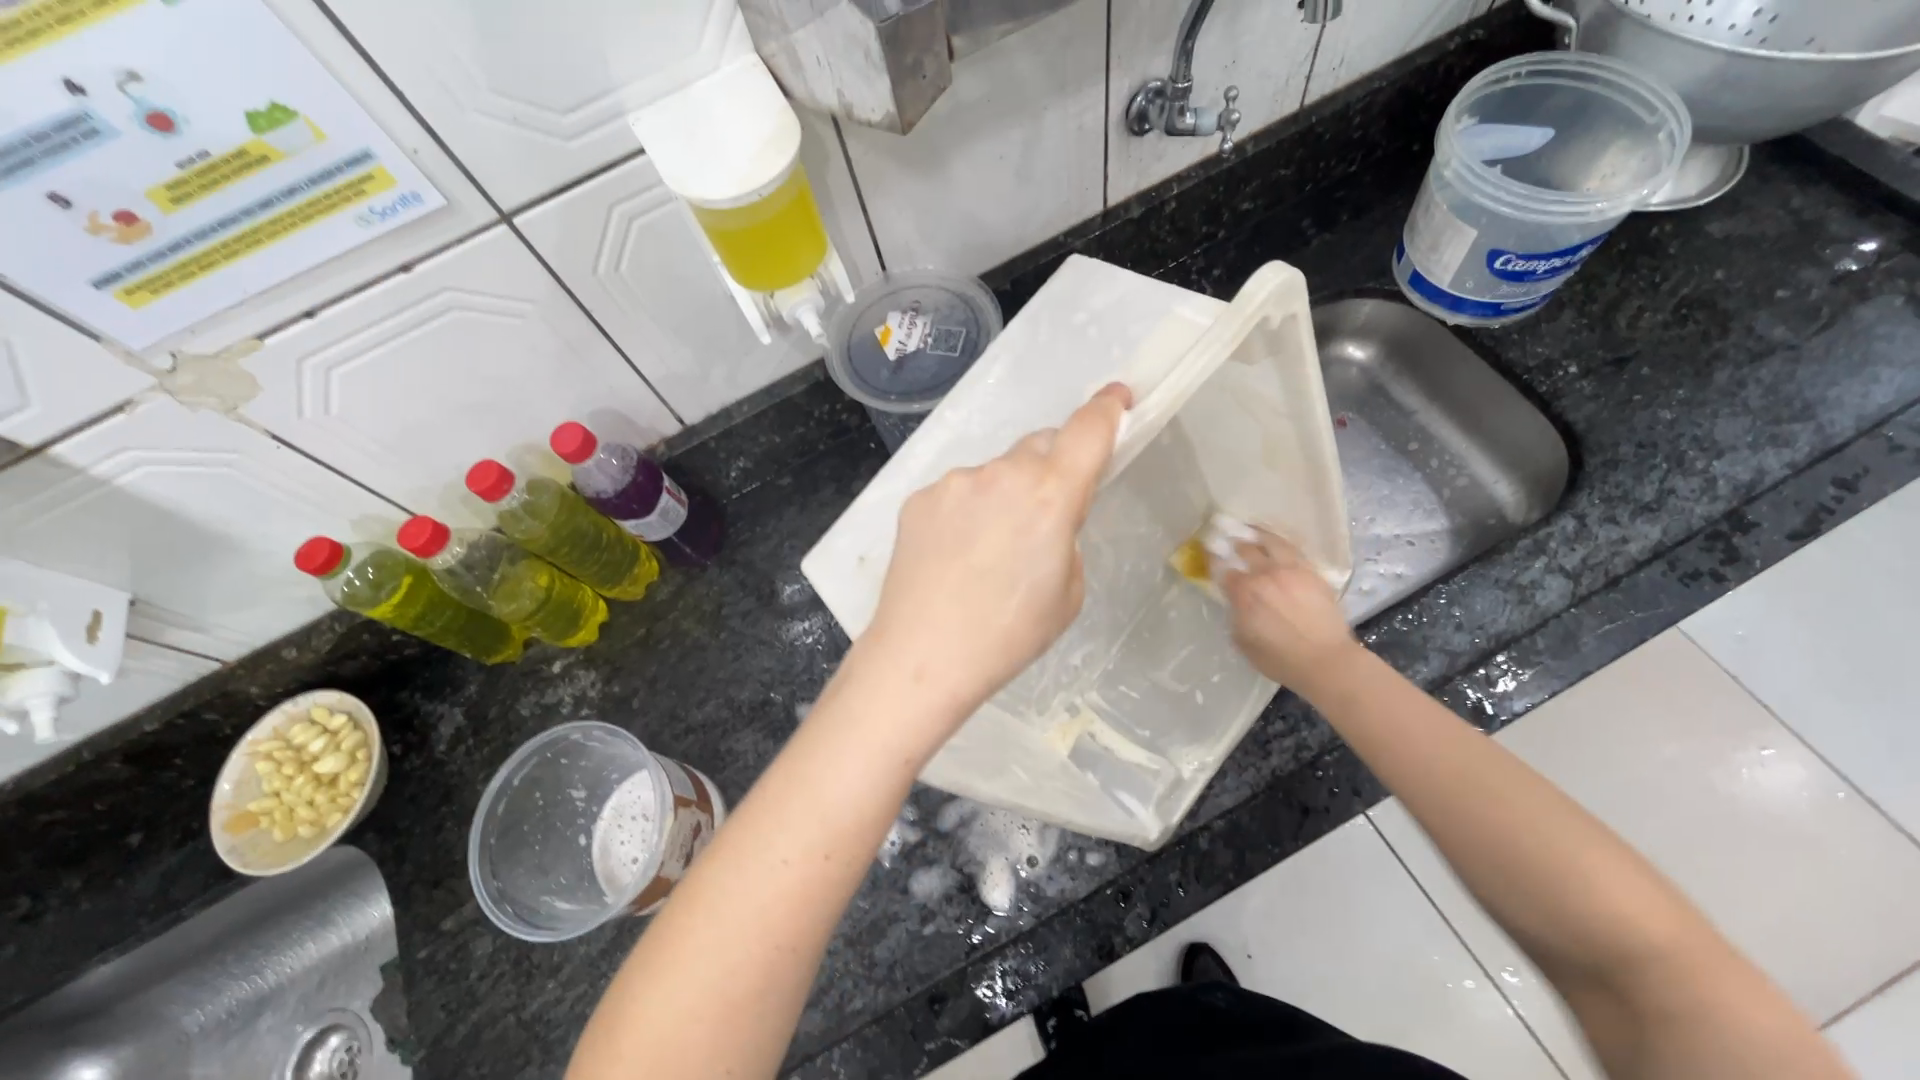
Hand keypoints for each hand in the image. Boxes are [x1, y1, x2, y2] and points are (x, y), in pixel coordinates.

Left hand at [862, 383, 1132, 717]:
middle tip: (1045, 517)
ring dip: (1005, 495)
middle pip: (1040, 448)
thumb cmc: (1008, 636)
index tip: (1117, 398)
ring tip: (989, 554)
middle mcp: (1002, 475)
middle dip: (1052, 470)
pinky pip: (959, 494)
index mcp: (1051, 496)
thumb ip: (1065, 538)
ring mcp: (955, 483)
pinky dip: (968, 513)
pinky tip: (955, 557)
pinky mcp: (920, 498)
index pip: (1088, 431)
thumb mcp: (1067, 593)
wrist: (922, 656)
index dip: (1107, 410)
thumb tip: (1043, 521)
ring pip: (996, 474)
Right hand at [1221, 529, 1362, 696]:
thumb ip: (1236, 615)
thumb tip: (1236, 602)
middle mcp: (1266, 574)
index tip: (1209, 552)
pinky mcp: (1313, 573)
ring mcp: (1292, 570)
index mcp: (1244, 592)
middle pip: (1246, 549)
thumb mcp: (1242, 641)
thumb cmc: (1279, 658)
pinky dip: (1282, 545)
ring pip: (1273, 542)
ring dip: (1259, 535)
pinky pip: (1295, 551)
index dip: (1213, 559)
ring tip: (1253, 532)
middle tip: (1229, 539)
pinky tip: (1279, 545)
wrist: (1325, 660)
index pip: (1223, 568)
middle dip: (1235, 544)